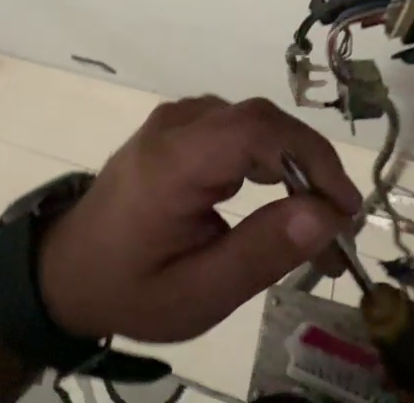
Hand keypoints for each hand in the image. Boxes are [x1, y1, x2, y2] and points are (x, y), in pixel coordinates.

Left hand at [37, 96, 361, 342]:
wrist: (69, 269)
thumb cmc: (132, 287)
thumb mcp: (197, 293)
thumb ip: (261, 252)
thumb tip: (327, 215)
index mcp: (172, 162)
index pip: (256, 130)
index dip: (311, 158)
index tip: (344, 210)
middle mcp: (176, 124)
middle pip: (261, 121)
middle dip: (312, 168)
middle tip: (337, 230)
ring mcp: (178, 118)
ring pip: (257, 123)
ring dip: (296, 165)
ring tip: (316, 224)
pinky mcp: (183, 125)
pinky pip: (241, 128)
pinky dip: (272, 159)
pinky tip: (283, 202)